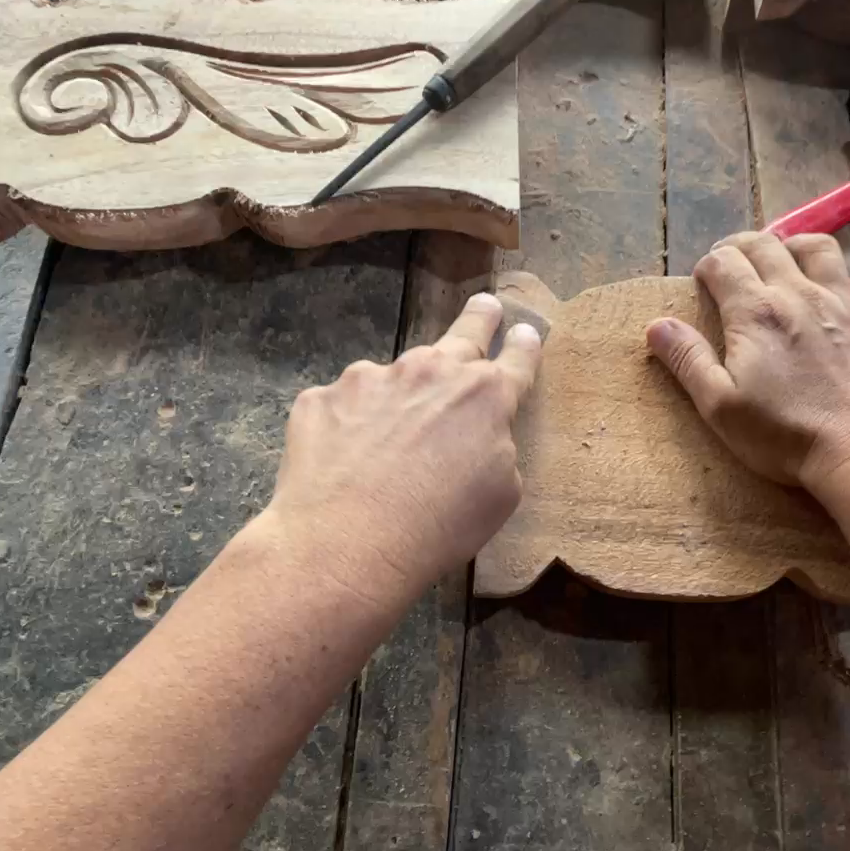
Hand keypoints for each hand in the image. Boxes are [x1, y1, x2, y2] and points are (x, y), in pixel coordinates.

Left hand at [259, 293, 541, 603]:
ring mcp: (371, 377)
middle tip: (486, 305)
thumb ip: (498, 446)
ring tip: (390, 445)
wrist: (347, 544)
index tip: (527, 332)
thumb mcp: (501, 493)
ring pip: (397, 376)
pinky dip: (351, 427)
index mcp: (485, 394)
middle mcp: (430, 370)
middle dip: (481, 318)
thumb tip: (480, 432)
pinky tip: (345, 464)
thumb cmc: (441, 526)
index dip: (525, 345)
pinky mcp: (322, 397)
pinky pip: (346, 406)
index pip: (516, 359)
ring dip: (403, 395)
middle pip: (464, 332)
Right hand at [645, 231, 849, 494]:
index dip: (708, 265)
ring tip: (786, 258)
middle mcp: (800, 294)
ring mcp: (846, 304)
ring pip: (821, 248)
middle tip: (733, 262)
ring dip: (796, 245)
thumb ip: (688, 361)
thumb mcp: (720, 407)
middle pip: (767, 245)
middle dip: (742, 246)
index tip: (703, 281)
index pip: (724, 263)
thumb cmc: (785, 435)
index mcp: (755, 312)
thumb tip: (657, 325)